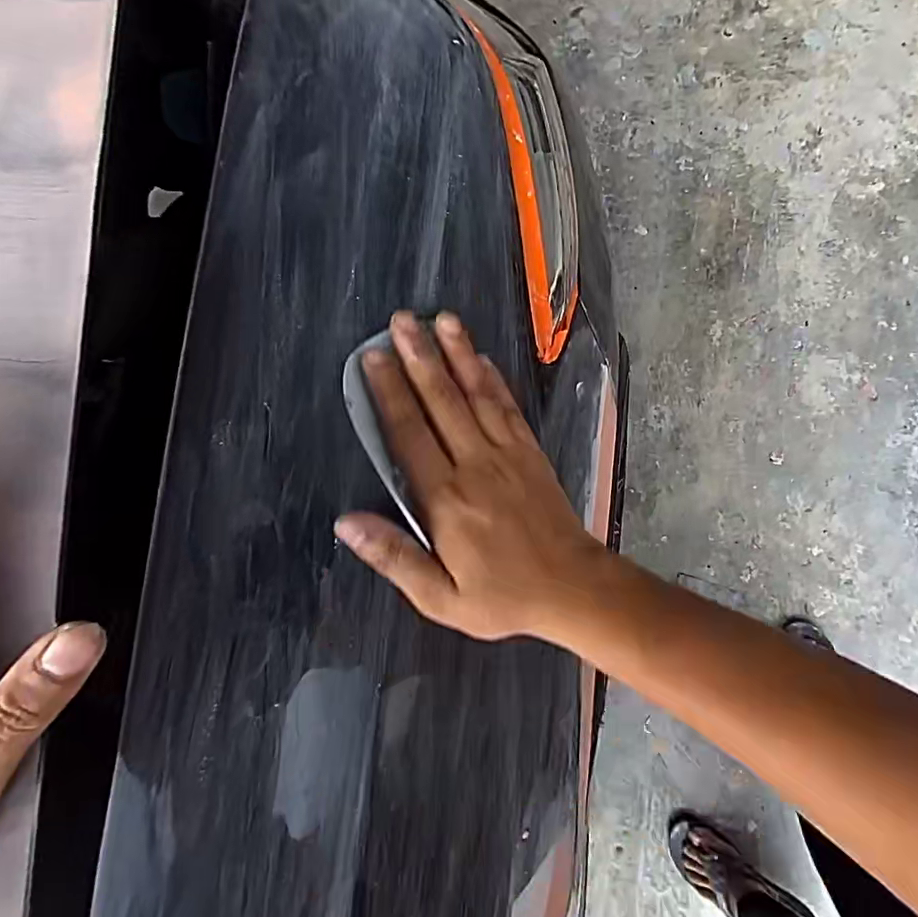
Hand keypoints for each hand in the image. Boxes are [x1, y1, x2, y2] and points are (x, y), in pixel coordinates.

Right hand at [334, 312, 614, 641]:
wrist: (571, 586)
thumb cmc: (502, 595)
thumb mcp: (440, 597)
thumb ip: (394, 557)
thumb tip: (346, 522)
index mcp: (445, 500)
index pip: (409, 434)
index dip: (389, 393)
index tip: (373, 359)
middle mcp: (475, 465)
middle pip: (441, 402)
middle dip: (419, 358)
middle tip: (401, 320)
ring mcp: (508, 454)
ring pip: (477, 395)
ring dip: (458, 355)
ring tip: (442, 319)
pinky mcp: (531, 452)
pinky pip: (509, 408)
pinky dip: (494, 379)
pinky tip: (482, 358)